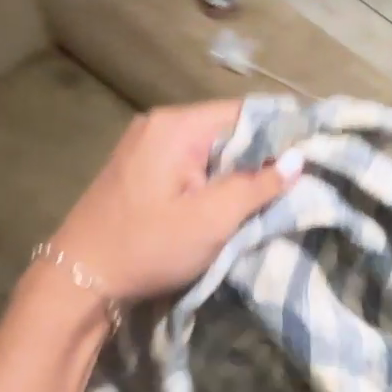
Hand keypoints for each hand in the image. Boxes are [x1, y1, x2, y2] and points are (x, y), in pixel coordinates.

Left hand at [46, 100, 296, 302]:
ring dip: (236, 175)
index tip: (311, 161)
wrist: (79, 279)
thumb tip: (299, 159)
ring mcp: (144, 147)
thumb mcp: (210, 220)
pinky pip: (189, 167)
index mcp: (176, 126)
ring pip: (209, 151)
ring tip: (264, 202)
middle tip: (291, 189)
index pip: (245, 113)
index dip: (281, 135)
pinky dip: (212, 183)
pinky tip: (225, 208)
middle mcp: (158, 125)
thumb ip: (256, 186)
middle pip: (227, 130)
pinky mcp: (139, 172)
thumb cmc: (148, 247)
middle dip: (260, 158)